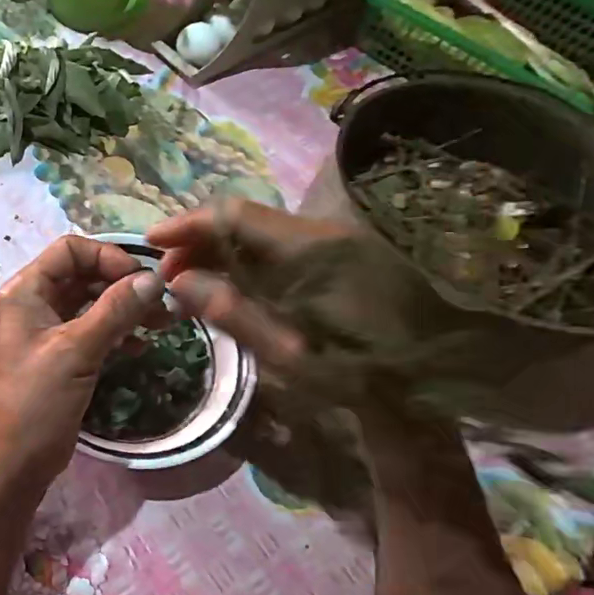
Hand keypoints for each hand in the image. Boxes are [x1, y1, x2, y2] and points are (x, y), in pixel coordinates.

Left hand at [0, 235, 164, 498]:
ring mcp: (48, 330)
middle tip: (162, 305)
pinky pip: (94, 329)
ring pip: (92, 302)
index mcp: (25, 291)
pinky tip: (141, 344)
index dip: (108, 257)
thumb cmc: (37, 403)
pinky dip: (118, 331)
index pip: (70, 250)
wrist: (14, 463)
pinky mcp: (62, 356)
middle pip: (84, 274)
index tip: (142, 280)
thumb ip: (115, 310)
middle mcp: (34, 303)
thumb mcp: (77, 351)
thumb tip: (154, 279)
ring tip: (163, 323)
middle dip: (123, 284)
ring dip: (126, 307)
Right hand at [147, 197, 351, 371]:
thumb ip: (232, 314)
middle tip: (168, 275)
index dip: (188, 224)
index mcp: (308, 251)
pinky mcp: (339, 253)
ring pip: (259, 230)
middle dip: (198, 241)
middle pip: (243, 218)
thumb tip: (181, 281)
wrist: (440, 378)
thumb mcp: (291, 355)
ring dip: (219, 250)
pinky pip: (278, 244)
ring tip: (189, 281)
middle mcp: (320, 232)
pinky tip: (228, 284)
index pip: (233, 216)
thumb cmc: (363, 373)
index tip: (152, 242)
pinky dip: (244, 258)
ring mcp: (333, 240)